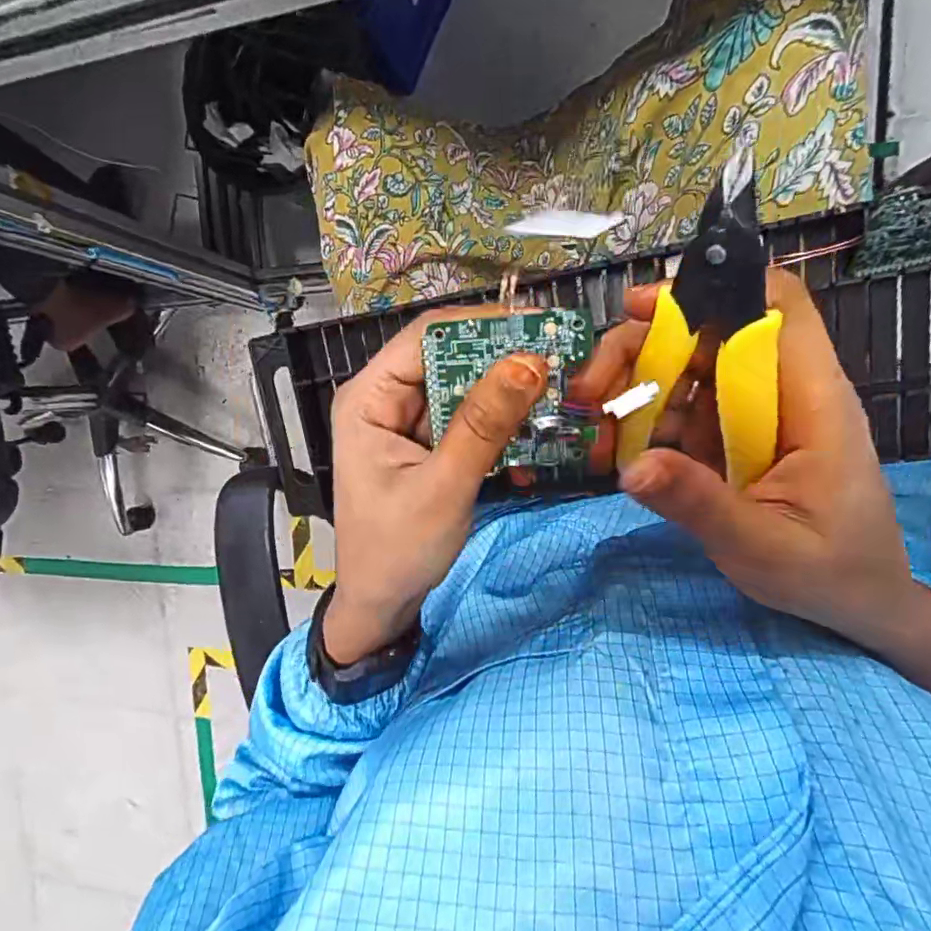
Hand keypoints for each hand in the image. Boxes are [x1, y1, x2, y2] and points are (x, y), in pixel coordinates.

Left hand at [322, 307, 548, 664]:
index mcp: (368, 399)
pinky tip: (531, 438)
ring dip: (506, 397)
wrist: (381, 605)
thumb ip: (483, 423)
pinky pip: (466, 422)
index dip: (482, 326)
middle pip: (448, 359)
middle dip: (502, 363)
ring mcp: (404, 425)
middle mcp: (383, 401)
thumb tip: (528, 361)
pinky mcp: (425, 447)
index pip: (426, 336)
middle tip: (562, 365)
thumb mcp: (444, 487)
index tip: (540, 328)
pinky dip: (497, 427)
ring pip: (462, 389)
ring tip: (557, 399)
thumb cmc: (397, 551)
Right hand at [574, 271, 930, 706]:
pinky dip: (640, 430)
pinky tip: (613, 461)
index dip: (712, 288)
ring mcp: (752, 419)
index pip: (776, 309)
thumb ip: (698, 504)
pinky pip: (679, 417)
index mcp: (809, 402)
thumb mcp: (760, 546)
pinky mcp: (731, 443)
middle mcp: (778, 396)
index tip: (638, 309)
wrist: (857, 603)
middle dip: (640, 352)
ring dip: (631, 395)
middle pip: (708, 337)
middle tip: (588, 396)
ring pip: (685, 375)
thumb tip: (631, 467)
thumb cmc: (828, 572)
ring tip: (594, 441)